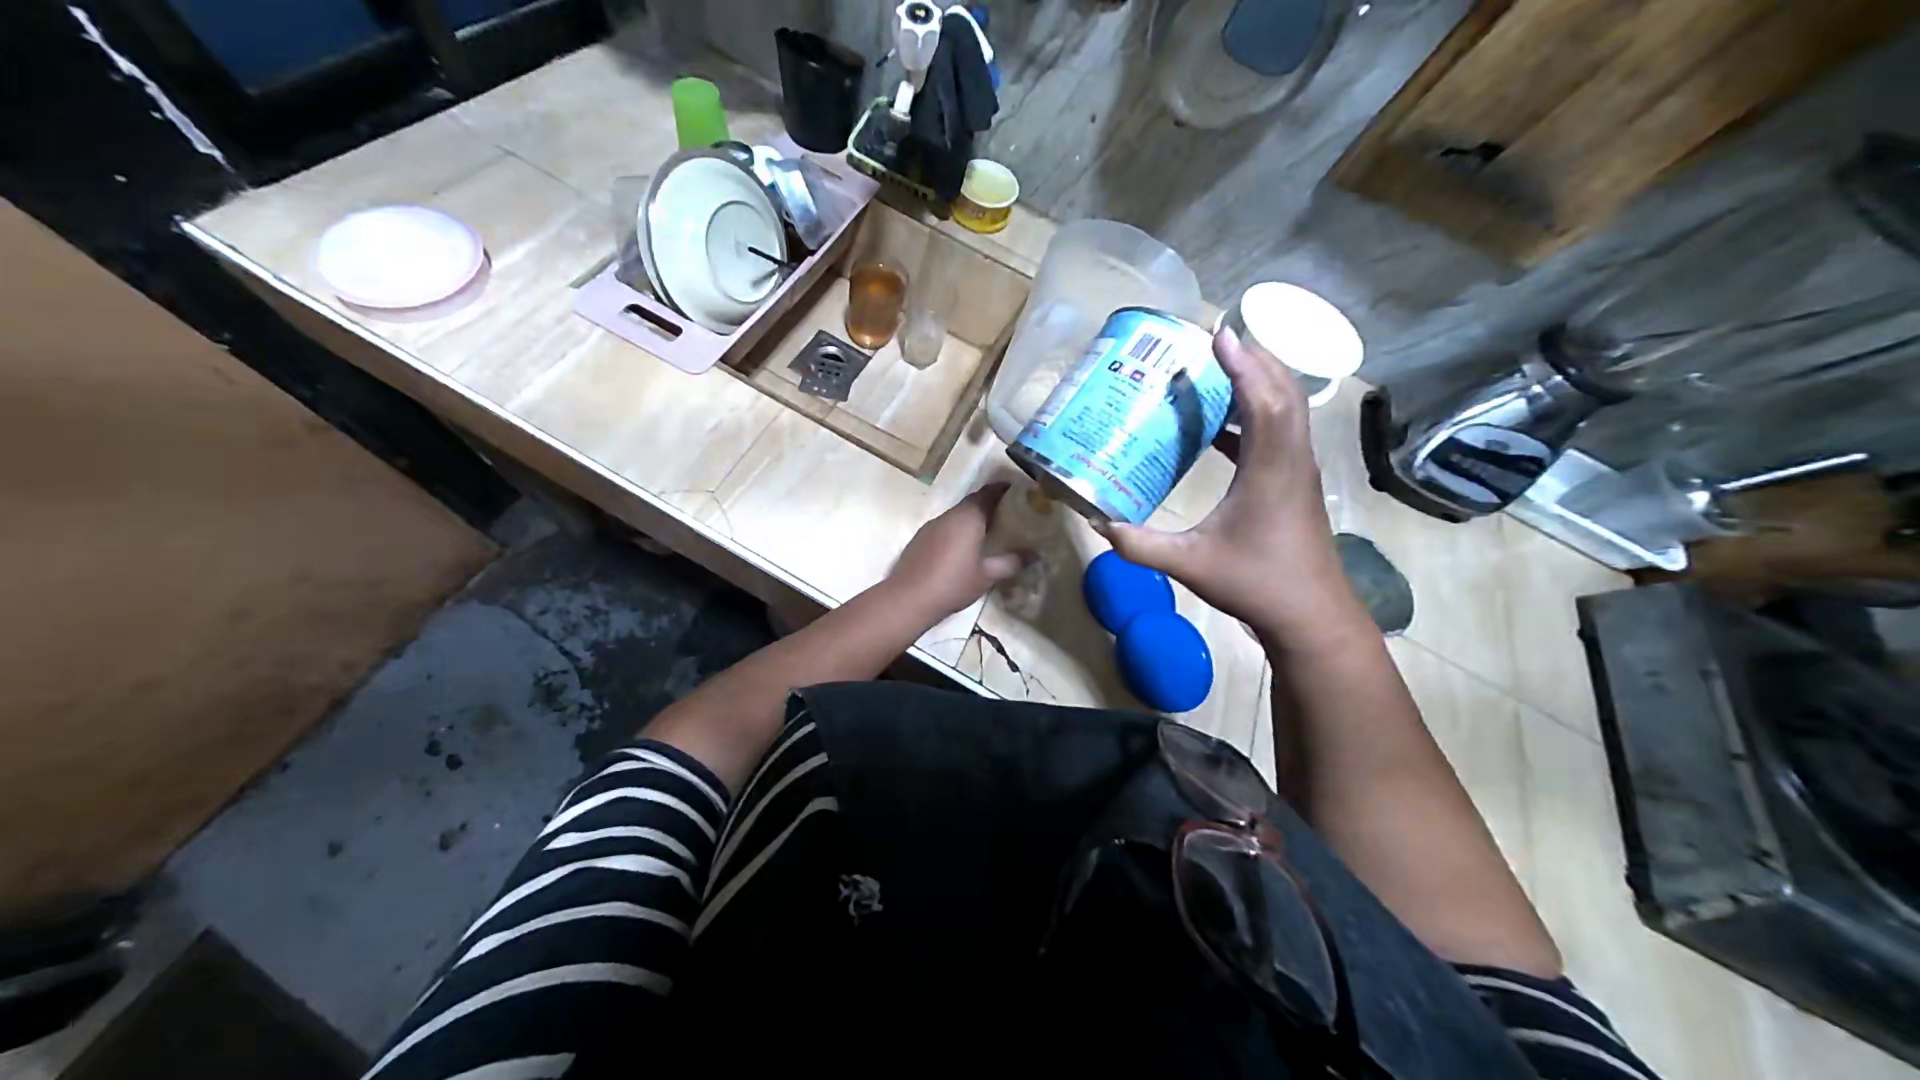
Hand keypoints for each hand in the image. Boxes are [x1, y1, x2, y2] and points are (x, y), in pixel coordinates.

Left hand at [886, 483, 1030, 620]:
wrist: (908, 598)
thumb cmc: (952, 584)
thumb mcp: (987, 576)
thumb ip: (1011, 562)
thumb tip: (1035, 555)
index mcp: (968, 517)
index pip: (988, 493)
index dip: (1003, 489)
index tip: (1018, 492)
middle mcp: (949, 515)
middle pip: (972, 502)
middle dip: (990, 505)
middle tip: (1009, 515)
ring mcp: (931, 526)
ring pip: (956, 515)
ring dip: (972, 519)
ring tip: (989, 532)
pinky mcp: (920, 539)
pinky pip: (944, 527)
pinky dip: (957, 530)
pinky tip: (963, 548)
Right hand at [1099, 329, 1364, 645]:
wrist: (1310, 615)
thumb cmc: (1256, 584)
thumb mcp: (1191, 565)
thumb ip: (1141, 545)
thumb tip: (1099, 523)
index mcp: (1271, 469)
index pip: (1264, 400)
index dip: (1243, 364)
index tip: (1218, 334)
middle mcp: (1291, 459)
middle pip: (1283, 391)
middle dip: (1254, 359)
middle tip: (1214, 342)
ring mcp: (1296, 471)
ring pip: (1285, 409)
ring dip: (1258, 382)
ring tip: (1219, 369)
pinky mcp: (1292, 484)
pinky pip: (1277, 433)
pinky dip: (1252, 415)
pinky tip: (1220, 424)